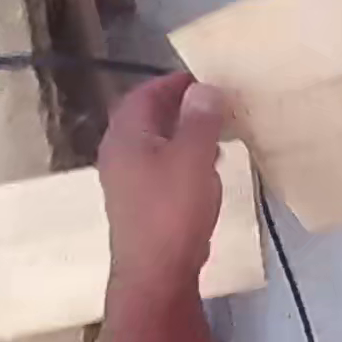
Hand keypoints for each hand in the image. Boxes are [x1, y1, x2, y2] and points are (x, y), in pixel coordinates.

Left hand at [97, 73, 228, 287]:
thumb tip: (205, 88)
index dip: (170, 82)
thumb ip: (200, 121)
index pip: (142, 97)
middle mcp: (121, 154)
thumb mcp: (194, 158)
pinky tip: (211, 160)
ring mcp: (131, 177)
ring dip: (184, 126)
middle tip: (217, 97)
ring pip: (156, 139)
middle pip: (146, 116)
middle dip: (179, 102)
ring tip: (219, 124)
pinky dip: (186, 149)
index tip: (205, 75)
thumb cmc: (174, 207)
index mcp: (127, 139)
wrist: (158, 266)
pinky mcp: (146, 196)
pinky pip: (164, 159)